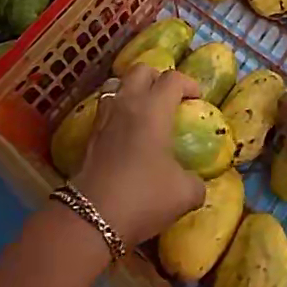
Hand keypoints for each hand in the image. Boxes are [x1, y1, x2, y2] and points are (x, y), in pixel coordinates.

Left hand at [70, 64, 205, 244]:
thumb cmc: (143, 196)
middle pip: (140, 70)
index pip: (172, 79)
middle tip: (169, 97)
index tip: (197, 98)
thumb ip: (196, 182)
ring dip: (132, 89)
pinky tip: (126, 132)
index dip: (188, 83)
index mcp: (153, 109)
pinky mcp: (90, 134)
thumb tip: (197, 182)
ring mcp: (105, 117)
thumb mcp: (185, 193)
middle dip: (157, 77)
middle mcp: (127, 104)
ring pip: (117, 84)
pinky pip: (106, 106)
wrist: (93, 217)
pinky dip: (118, 109)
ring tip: (144, 109)